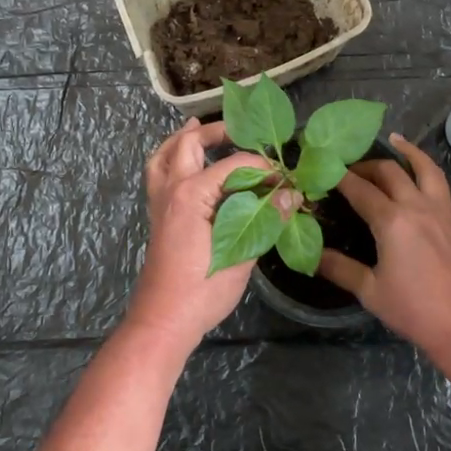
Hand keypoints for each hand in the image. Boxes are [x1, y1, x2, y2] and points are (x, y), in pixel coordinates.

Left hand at [125, 119, 269, 349]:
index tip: (284, 176)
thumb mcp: (241, 258)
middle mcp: (172, 190)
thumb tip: (293, 194)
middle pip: (187, 145)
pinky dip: (171, 160)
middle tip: (237, 130)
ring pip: (164, 156)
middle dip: (212, 132)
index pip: (233, 165)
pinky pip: (159, 174)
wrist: (163, 320)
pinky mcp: (157, 216)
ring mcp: (159, 202)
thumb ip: (266, 221)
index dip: (261, 167)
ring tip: (199, 130)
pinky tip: (187, 167)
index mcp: (192, 195)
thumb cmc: (202, 291)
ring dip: (182, 141)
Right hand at [318, 134, 450, 355]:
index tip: (322, 170)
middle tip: (352, 168)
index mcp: (391, 220)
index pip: (358, 189)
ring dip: (412, 153)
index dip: (338, 177)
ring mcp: (445, 214)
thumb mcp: (370, 291)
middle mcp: (418, 207)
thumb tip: (309, 256)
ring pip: (429, 171)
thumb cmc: (414, 310)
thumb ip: (340, 269)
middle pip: (390, 172)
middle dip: (368, 165)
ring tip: (398, 141)